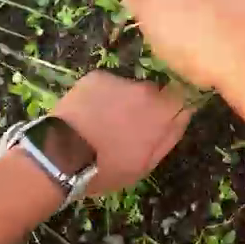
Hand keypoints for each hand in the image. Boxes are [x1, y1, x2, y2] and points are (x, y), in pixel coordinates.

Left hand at [52, 71, 192, 193]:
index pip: (182, 97)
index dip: (172, 108)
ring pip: (128, 88)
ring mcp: (120, 80)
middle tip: (127, 127)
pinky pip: (106, 84)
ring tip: (103, 122)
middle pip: (154, 92)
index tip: (161, 122)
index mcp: (162, 112)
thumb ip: (170, 136)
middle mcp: (145, 89)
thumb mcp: (145, 164)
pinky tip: (88, 113)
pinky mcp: (96, 76)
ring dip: (122, 100)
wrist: (60, 155)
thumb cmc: (107, 168)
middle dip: (145, 106)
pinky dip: (101, 96)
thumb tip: (184, 115)